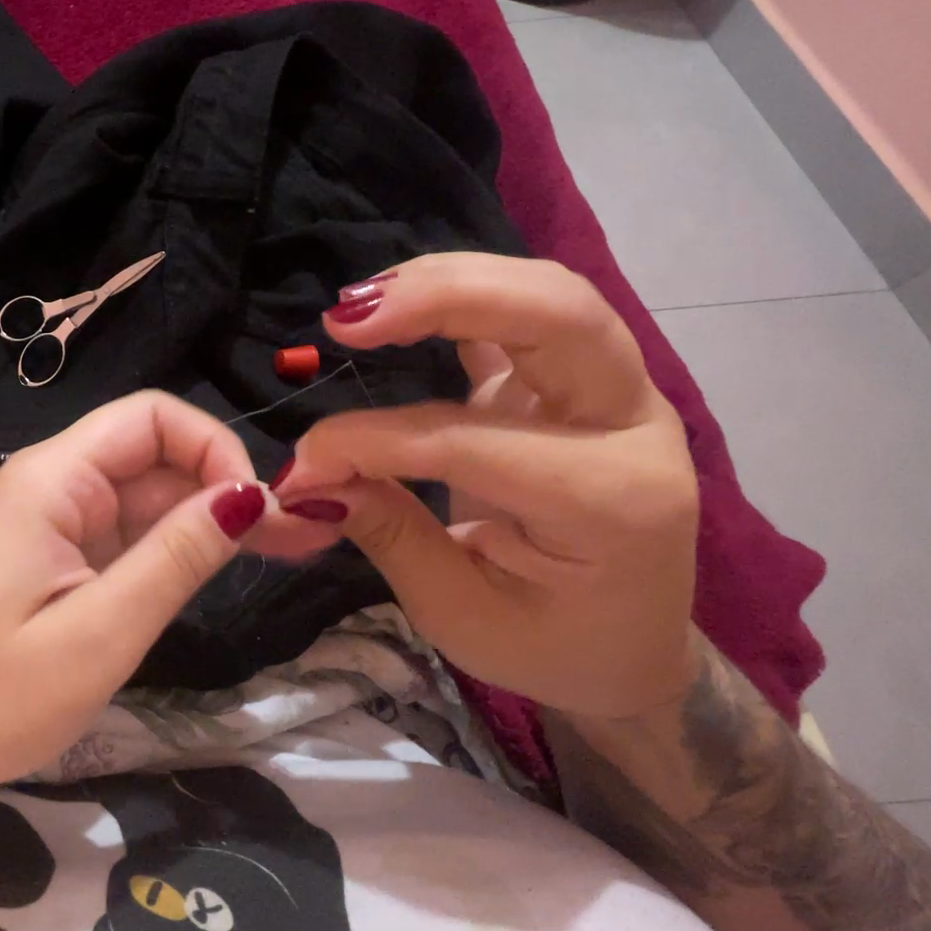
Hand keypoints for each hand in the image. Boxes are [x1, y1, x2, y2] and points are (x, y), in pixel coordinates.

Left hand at [0, 391, 268, 788]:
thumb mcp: (98, 633)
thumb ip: (175, 559)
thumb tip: (249, 494)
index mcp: (49, 482)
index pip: (149, 417)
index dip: (213, 445)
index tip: (260, 507)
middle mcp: (51, 483)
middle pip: (154, 453)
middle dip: (226, 484)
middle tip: (301, 536)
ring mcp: (54, 518)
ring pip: (148, 494)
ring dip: (211, 516)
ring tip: (290, 549)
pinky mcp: (59, 553)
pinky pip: (128, 531)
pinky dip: (178, 545)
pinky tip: (230, 563)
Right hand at [270, 253, 701, 719]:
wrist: (630, 648)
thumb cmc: (550, 646)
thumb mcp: (459, 613)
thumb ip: (387, 533)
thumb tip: (306, 478)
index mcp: (609, 503)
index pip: (469, 441)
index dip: (371, 442)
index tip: (300, 464)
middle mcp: (629, 429)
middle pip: (556, 317)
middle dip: (443, 299)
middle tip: (342, 319)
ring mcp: (610, 396)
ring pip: (547, 295)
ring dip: (448, 282)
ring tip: (358, 305)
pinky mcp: (573, 386)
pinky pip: (527, 314)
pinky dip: (461, 293)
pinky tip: (397, 299)